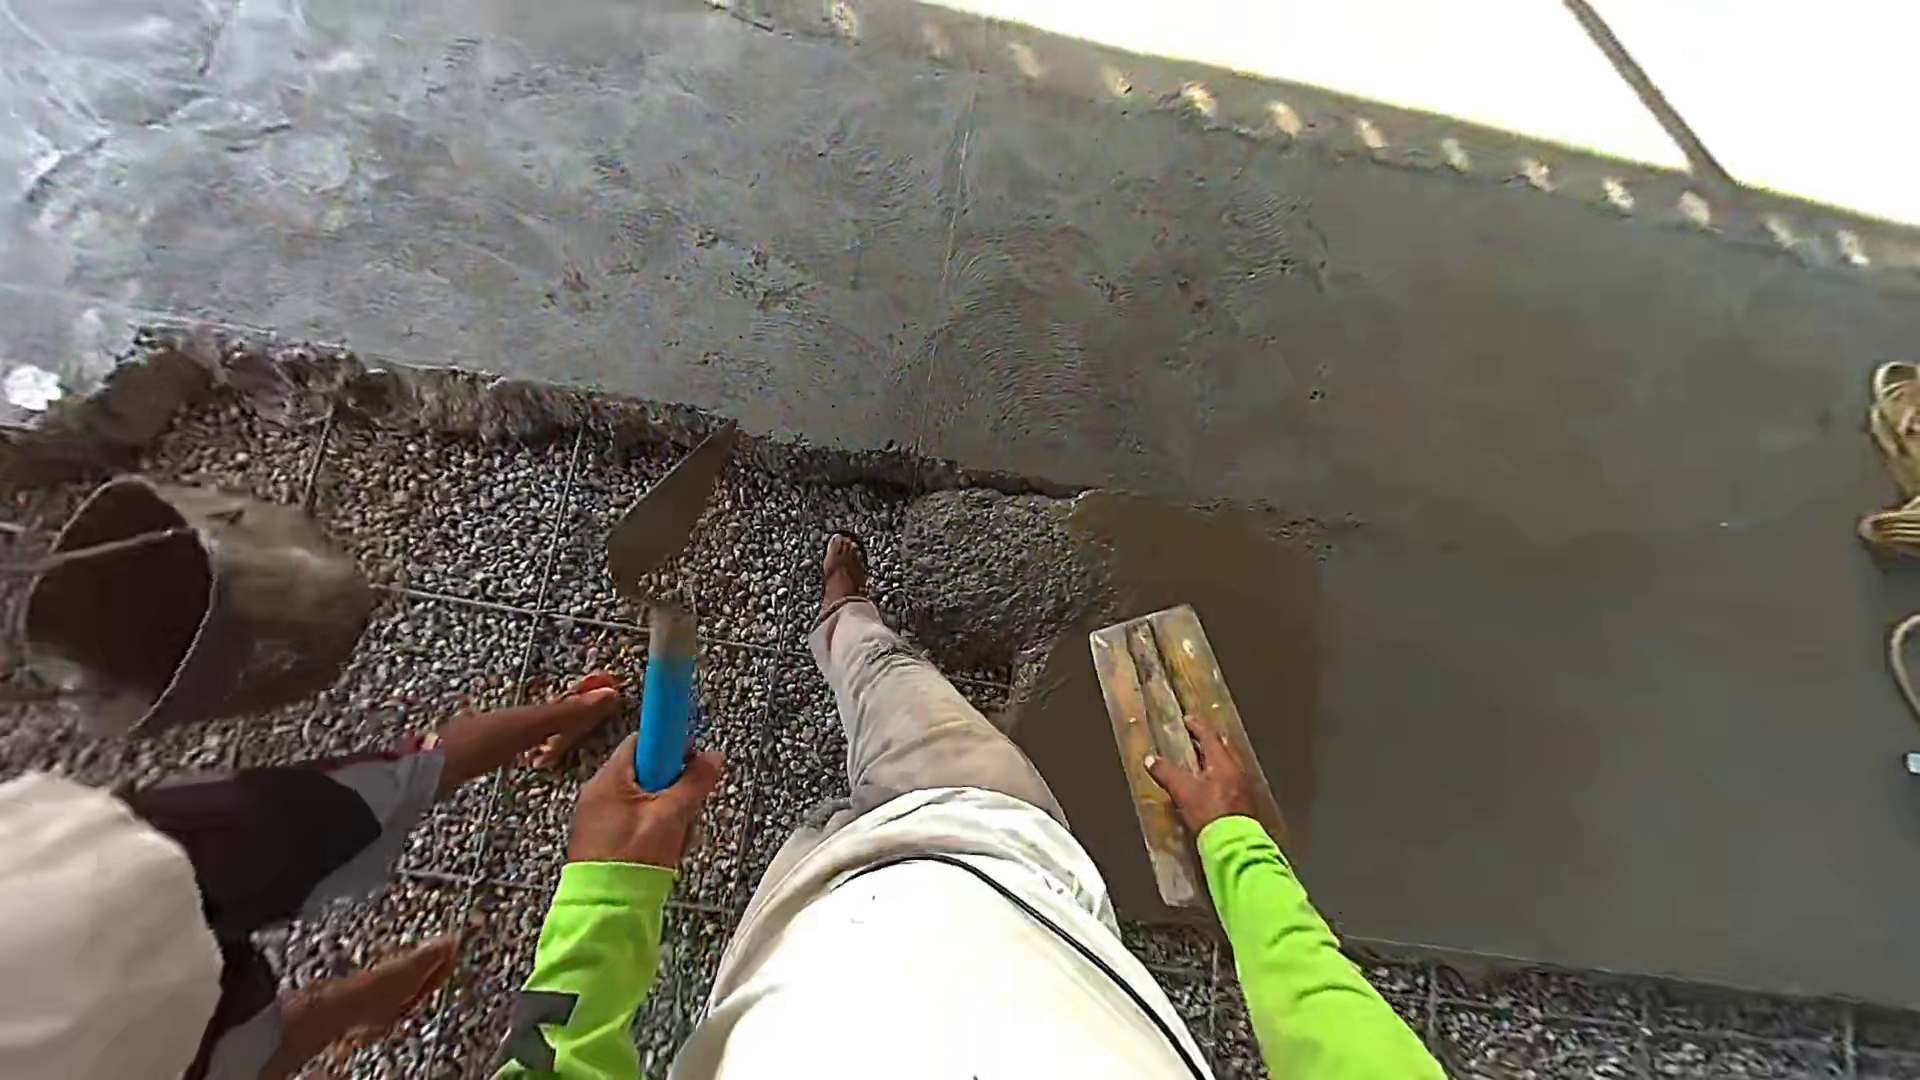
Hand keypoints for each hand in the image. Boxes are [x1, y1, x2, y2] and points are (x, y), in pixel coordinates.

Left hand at [567, 733, 724, 866]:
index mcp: (609, 780)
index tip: (691, 759)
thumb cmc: (635, 857)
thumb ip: (696, 780)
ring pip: (646, 795)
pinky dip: (655, 824)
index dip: (670, 743)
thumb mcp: (673, 814)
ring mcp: (598, 816)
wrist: (605, 914)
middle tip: (687, 803)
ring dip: (668, 808)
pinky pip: (637, 816)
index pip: (642, 739)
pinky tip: (665, 845)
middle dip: (674, 784)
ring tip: (676, 832)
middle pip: (647, 769)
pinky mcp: (603, 837)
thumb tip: (715, 755)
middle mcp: (598, 792)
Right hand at [1144, 713, 1261, 836]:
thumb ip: (1165, 772)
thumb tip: (1149, 758)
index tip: (1188, 720)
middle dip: (1208, 742)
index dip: (1197, 727)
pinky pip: (1230, 781)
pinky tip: (1210, 786)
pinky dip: (1218, 777)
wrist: (1235, 848)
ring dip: (1213, 761)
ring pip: (1227, 766)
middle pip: (1222, 749)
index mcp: (1223, 762)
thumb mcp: (1181, 790)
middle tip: (1195, 738)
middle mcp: (1236, 771)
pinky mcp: (1244, 805)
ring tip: (1200, 762)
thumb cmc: (1209, 814)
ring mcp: (1243, 788)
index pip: (1209, 737)